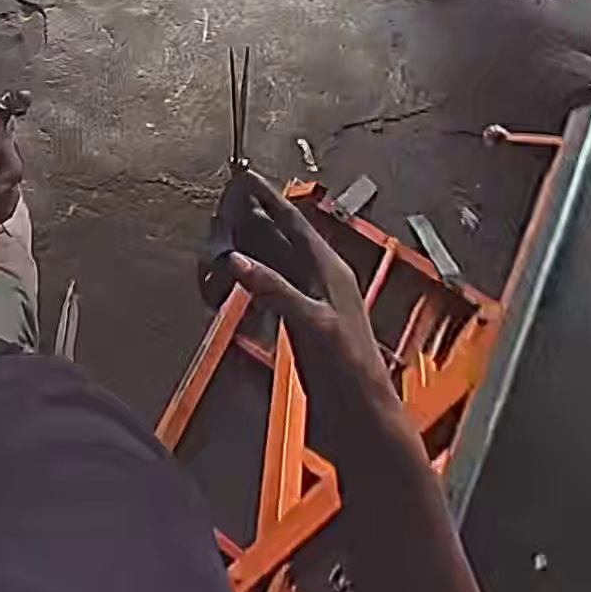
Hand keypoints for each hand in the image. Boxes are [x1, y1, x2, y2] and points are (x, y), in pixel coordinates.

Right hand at [205, 171, 401, 447]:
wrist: (363, 415)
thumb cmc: (350, 369)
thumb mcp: (312, 323)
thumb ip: (274, 289)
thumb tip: (236, 260)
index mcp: (330, 269)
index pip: (293, 222)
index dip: (268, 197)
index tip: (245, 175)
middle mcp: (320, 276)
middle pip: (282, 233)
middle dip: (255, 212)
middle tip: (228, 197)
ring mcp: (310, 296)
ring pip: (275, 254)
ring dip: (251, 239)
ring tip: (227, 225)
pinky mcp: (300, 315)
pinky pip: (270, 279)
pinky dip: (251, 269)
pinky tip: (238, 270)